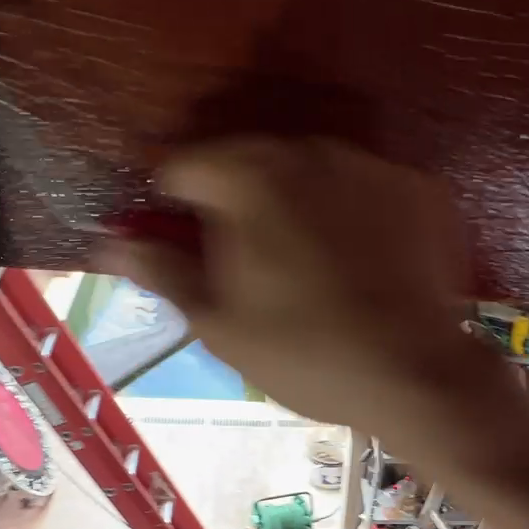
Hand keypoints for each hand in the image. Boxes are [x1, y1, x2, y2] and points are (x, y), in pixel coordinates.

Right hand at [95, 138, 528, 528]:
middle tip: (258, 269)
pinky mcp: (420, 190)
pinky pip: (367, 192)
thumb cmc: (308, 359)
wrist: (418, 377)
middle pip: (251, 163)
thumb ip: (164, 273)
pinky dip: (357, 217)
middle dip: (241, 205)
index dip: (177, 210)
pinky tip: (365, 266)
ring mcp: (372, 166)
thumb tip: (108, 242)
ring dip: (300, 206)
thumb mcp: (222, 327)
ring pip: (313, 174)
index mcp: (247, 178)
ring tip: (316, 270)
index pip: (184, 168)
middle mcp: (309, 151)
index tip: (192, 250)